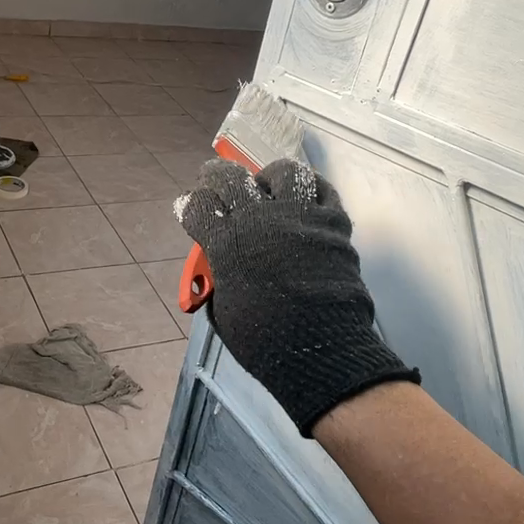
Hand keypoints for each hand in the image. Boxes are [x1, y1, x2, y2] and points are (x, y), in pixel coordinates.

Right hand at [174, 158, 417, 435]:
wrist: (321, 350)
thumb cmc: (264, 340)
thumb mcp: (224, 308)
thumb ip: (221, 275)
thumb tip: (223, 262)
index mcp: (227, 244)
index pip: (197, 207)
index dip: (190, 206)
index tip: (191, 208)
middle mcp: (260, 221)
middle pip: (230, 179)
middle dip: (215, 175)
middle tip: (212, 177)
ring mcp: (300, 217)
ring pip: (283, 173)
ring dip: (268, 176)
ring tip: (266, 185)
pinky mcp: (333, 222)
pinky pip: (323, 190)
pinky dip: (310, 190)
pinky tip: (302, 196)